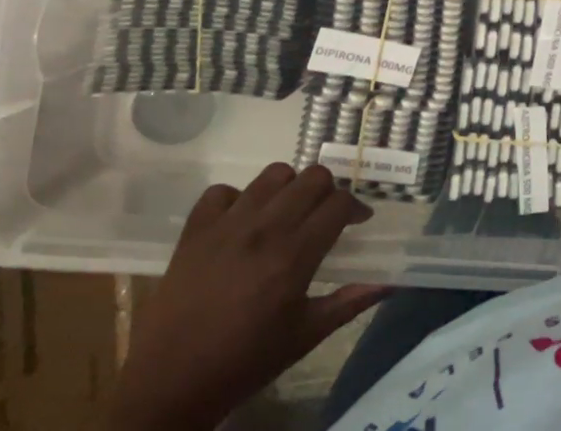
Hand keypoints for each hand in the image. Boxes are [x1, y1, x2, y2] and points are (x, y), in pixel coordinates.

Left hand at [109, 164, 389, 430]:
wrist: (169, 385)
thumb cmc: (245, 361)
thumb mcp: (306, 335)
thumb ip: (351, 302)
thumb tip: (390, 283)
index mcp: (295, 255)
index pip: (340, 203)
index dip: (356, 208)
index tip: (357, 223)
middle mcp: (264, 230)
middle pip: (312, 178)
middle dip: (328, 191)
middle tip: (325, 216)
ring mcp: (225, 227)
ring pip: (272, 175)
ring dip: (288, 188)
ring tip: (286, 213)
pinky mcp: (193, 233)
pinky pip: (221, 193)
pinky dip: (237, 200)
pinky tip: (242, 222)